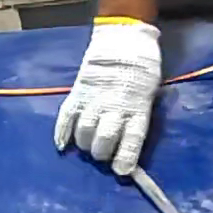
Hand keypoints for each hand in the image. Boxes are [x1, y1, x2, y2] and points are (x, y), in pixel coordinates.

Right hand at [53, 19, 161, 176]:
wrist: (122, 39)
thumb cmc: (141, 69)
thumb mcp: (150, 92)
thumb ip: (138, 116)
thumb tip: (128, 144)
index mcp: (137, 106)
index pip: (132, 138)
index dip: (126, 157)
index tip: (122, 172)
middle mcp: (114, 107)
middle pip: (104, 139)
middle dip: (102, 153)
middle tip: (102, 155)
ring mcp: (92, 101)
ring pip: (84, 133)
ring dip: (84, 145)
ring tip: (87, 146)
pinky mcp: (76, 96)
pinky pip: (64, 120)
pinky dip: (61, 135)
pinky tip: (62, 146)